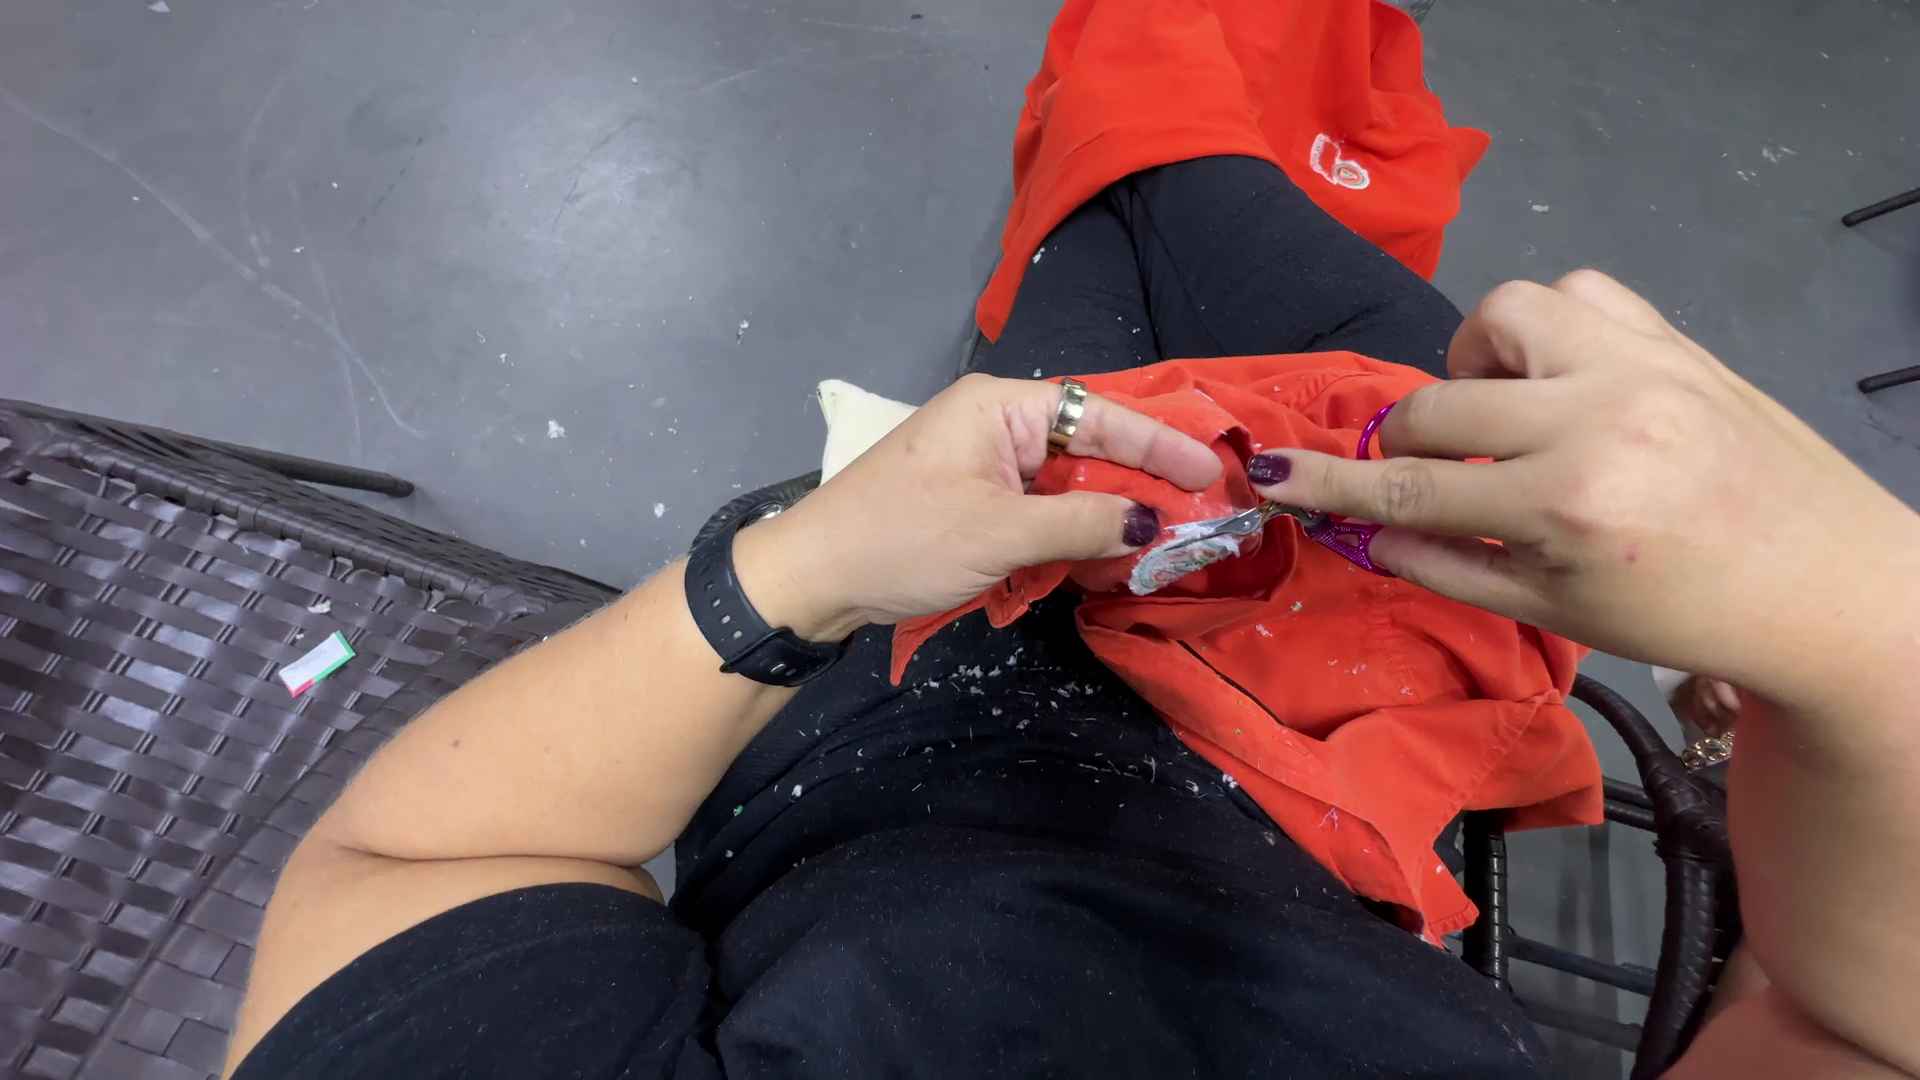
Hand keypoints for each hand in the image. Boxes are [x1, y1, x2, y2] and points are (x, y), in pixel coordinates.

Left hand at [733, 373, 1221, 639]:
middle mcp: (998, 426)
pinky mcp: (976, 501)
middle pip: (1089, 449)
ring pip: (1067, 485)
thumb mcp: (998, 533)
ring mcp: (986, 465)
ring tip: (1155, 546)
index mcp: (1002, 407)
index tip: (1213, 471)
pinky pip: (1039, 511)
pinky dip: (1068, 535)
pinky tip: (1098, 558)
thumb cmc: (901, 539)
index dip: (1161, 443)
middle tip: (1195, 518)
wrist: (814, 577)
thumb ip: (1081, 523)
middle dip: (1138, 486)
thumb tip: (1151, 522)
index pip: (1099, 414)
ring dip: (1104, 517)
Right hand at [1243, 270, 1919, 706]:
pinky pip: (1578, 291)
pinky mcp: (1678, 340)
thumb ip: (1440, 566)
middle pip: (1435, 404)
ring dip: (1470, 367)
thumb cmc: (1679, 614)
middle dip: (1409, 442)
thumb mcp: (1544, 612)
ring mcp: (1644, 366)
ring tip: (1497, 409)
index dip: (1327, 482)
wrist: (1840, 589)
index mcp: (1565, 504)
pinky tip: (1552, 376)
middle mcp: (1599, 419)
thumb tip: (1367, 531)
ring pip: (1500, 314)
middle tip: (1435, 471)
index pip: (1408, 487)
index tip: (1270, 474)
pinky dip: (1540, 329)